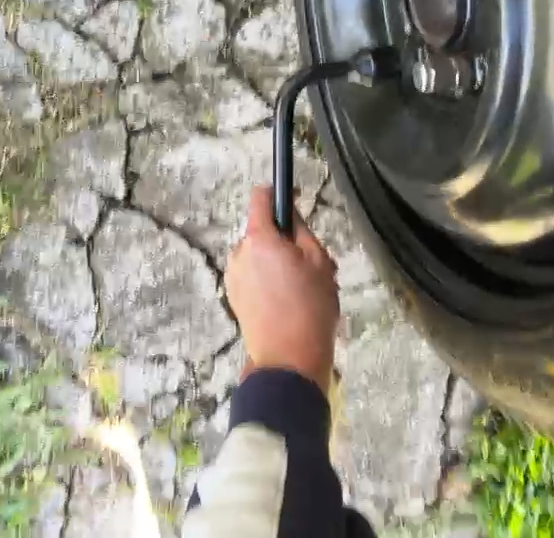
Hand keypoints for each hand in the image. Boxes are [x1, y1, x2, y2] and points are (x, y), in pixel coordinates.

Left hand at [224, 187, 339, 393]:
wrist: (288, 360)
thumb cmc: (310, 308)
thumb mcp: (319, 262)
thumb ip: (301, 231)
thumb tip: (289, 216)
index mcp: (259, 239)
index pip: (261, 197)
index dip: (278, 193)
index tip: (294, 197)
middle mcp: (239, 252)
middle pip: (262, 230)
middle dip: (283, 238)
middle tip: (310, 262)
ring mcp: (233, 275)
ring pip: (258, 254)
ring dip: (275, 260)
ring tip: (301, 287)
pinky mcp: (233, 296)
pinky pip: (252, 274)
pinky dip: (266, 278)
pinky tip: (286, 301)